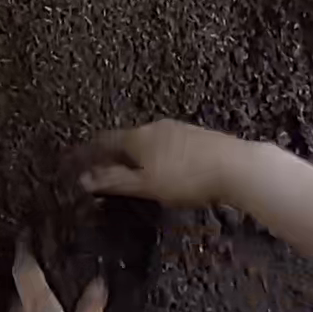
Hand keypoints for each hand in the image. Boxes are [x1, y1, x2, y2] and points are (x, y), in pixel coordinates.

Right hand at [79, 120, 264, 207]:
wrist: (235, 166)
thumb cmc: (186, 177)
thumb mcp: (146, 185)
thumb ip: (115, 181)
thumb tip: (83, 179)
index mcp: (138, 136)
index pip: (105, 140)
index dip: (89, 151)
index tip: (77, 160)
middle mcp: (155, 126)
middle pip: (127, 138)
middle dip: (114, 153)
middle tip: (103, 170)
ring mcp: (177, 128)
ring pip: (148, 141)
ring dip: (136, 155)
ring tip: (132, 172)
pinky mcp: (195, 136)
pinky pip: (166, 144)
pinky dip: (156, 155)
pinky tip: (165, 168)